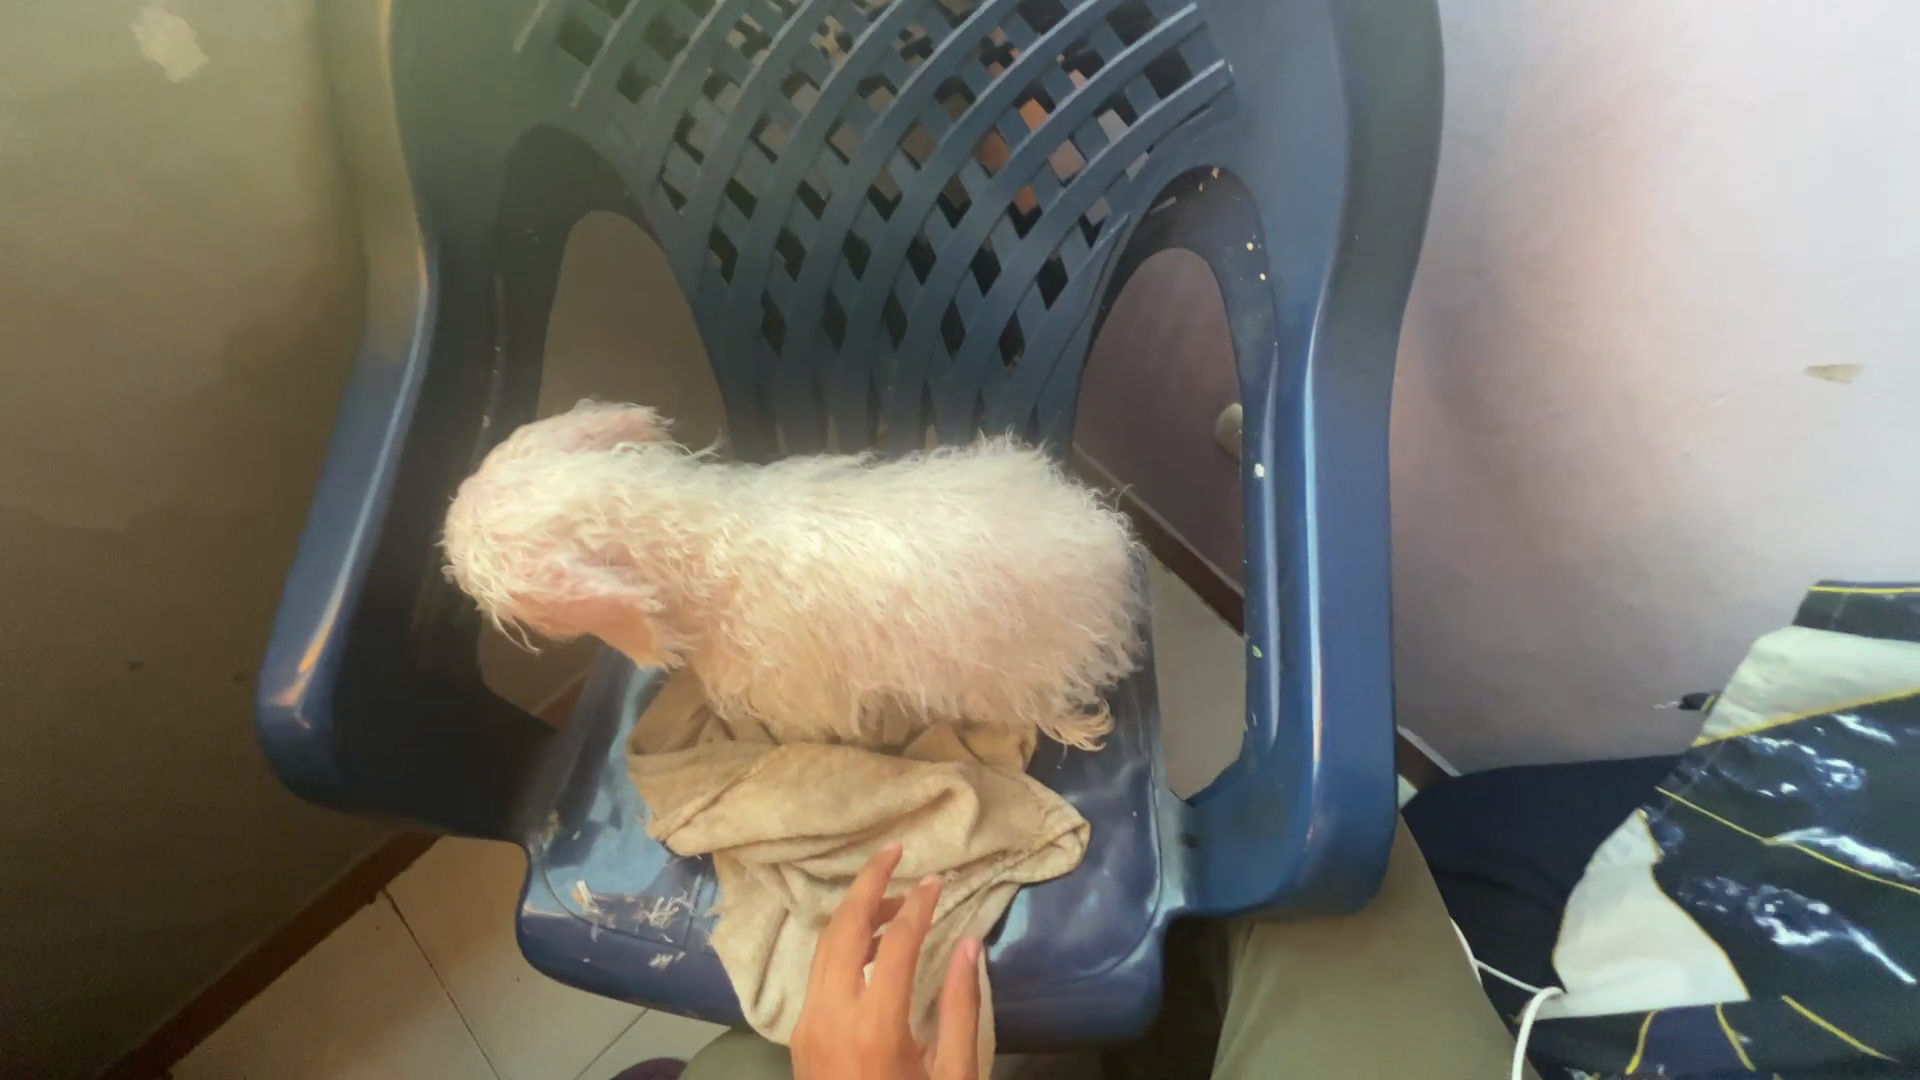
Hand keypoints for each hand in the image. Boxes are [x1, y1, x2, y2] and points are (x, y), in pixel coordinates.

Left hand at [791, 843, 982, 1079]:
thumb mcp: (954, 1077)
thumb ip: (961, 1006)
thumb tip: (970, 941)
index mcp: (874, 1027)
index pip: (897, 940)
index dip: (920, 903)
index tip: (937, 880)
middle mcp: (830, 1016)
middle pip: (844, 926)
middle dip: (869, 880)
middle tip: (895, 850)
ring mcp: (807, 1024)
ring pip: (826, 944)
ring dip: (857, 910)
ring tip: (896, 900)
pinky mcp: (799, 1035)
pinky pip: (820, 969)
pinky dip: (845, 941)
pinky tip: (873, 941)